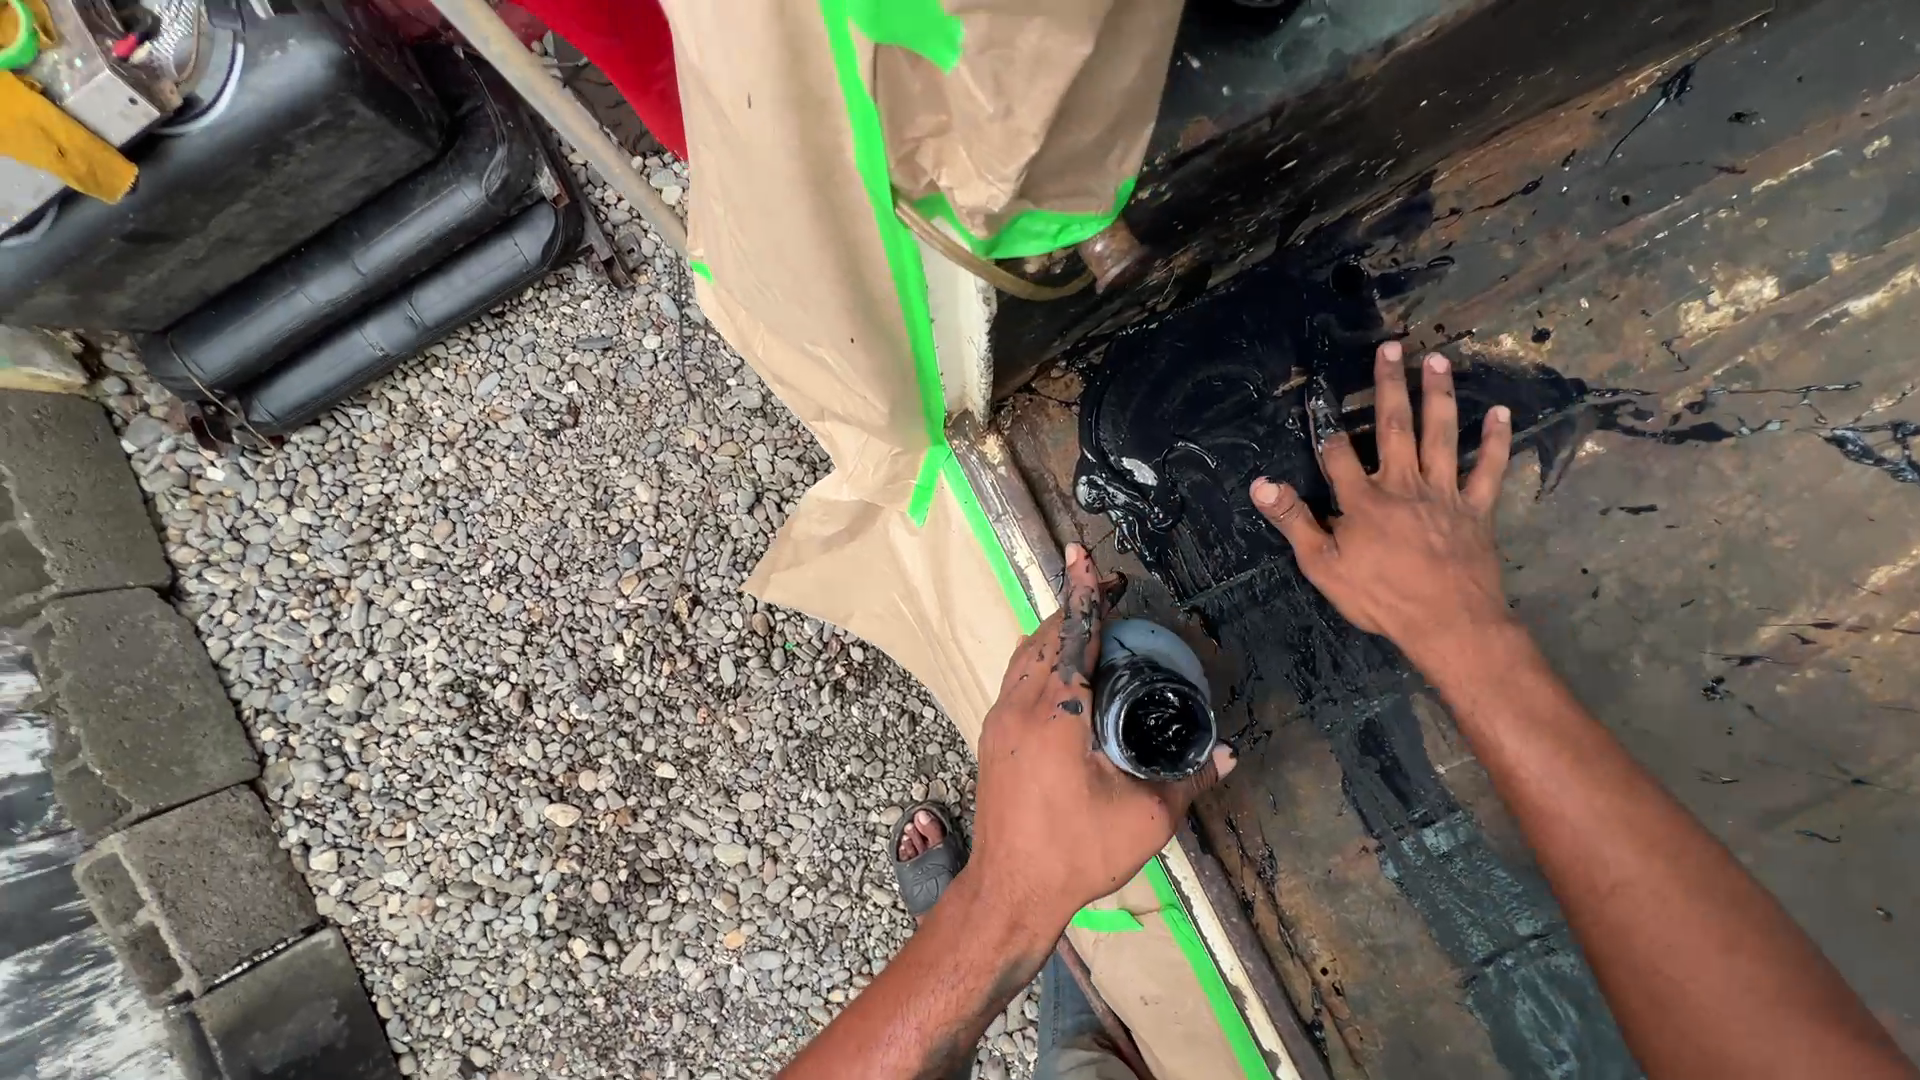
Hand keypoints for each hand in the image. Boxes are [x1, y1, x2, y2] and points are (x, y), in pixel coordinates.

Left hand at [967, 544, 1235, 928]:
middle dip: (1075, 607)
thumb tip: (1226, 751)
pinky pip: (1016, 677)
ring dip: (1055, 631)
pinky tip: (1063, 669)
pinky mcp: (992, 735)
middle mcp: (1020, 706)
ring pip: (1025, 654)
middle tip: (1110, 593)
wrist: (1008, 889)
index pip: (1072, 635)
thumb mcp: (1145, 818)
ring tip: (1091, 623)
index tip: (1083, 555)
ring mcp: (999, 719)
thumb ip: (1187, 779)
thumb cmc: (1076, 853)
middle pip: (1045, 637)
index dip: (1083, 593)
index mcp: (1056, 714)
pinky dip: (1040, 657)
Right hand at [1249, 340, 1515, 663]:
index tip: (1318, 398)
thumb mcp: (1322, 564)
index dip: (1325, 427)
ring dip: (1438, 396)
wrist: (1448, 622)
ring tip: (1437, 360)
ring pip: (1441, 435)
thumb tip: (1260, 484)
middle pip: (1393, 427)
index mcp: (1362, 499)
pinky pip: (1489, 469)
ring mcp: (1444, 493)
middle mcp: (1403, 484)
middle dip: (1389, 386)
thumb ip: (1293, 521)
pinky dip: (1496, 440)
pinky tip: (1500, 412)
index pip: (1337, 453)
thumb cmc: (1379, 597)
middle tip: (1392, 347)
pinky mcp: (1477, 509)